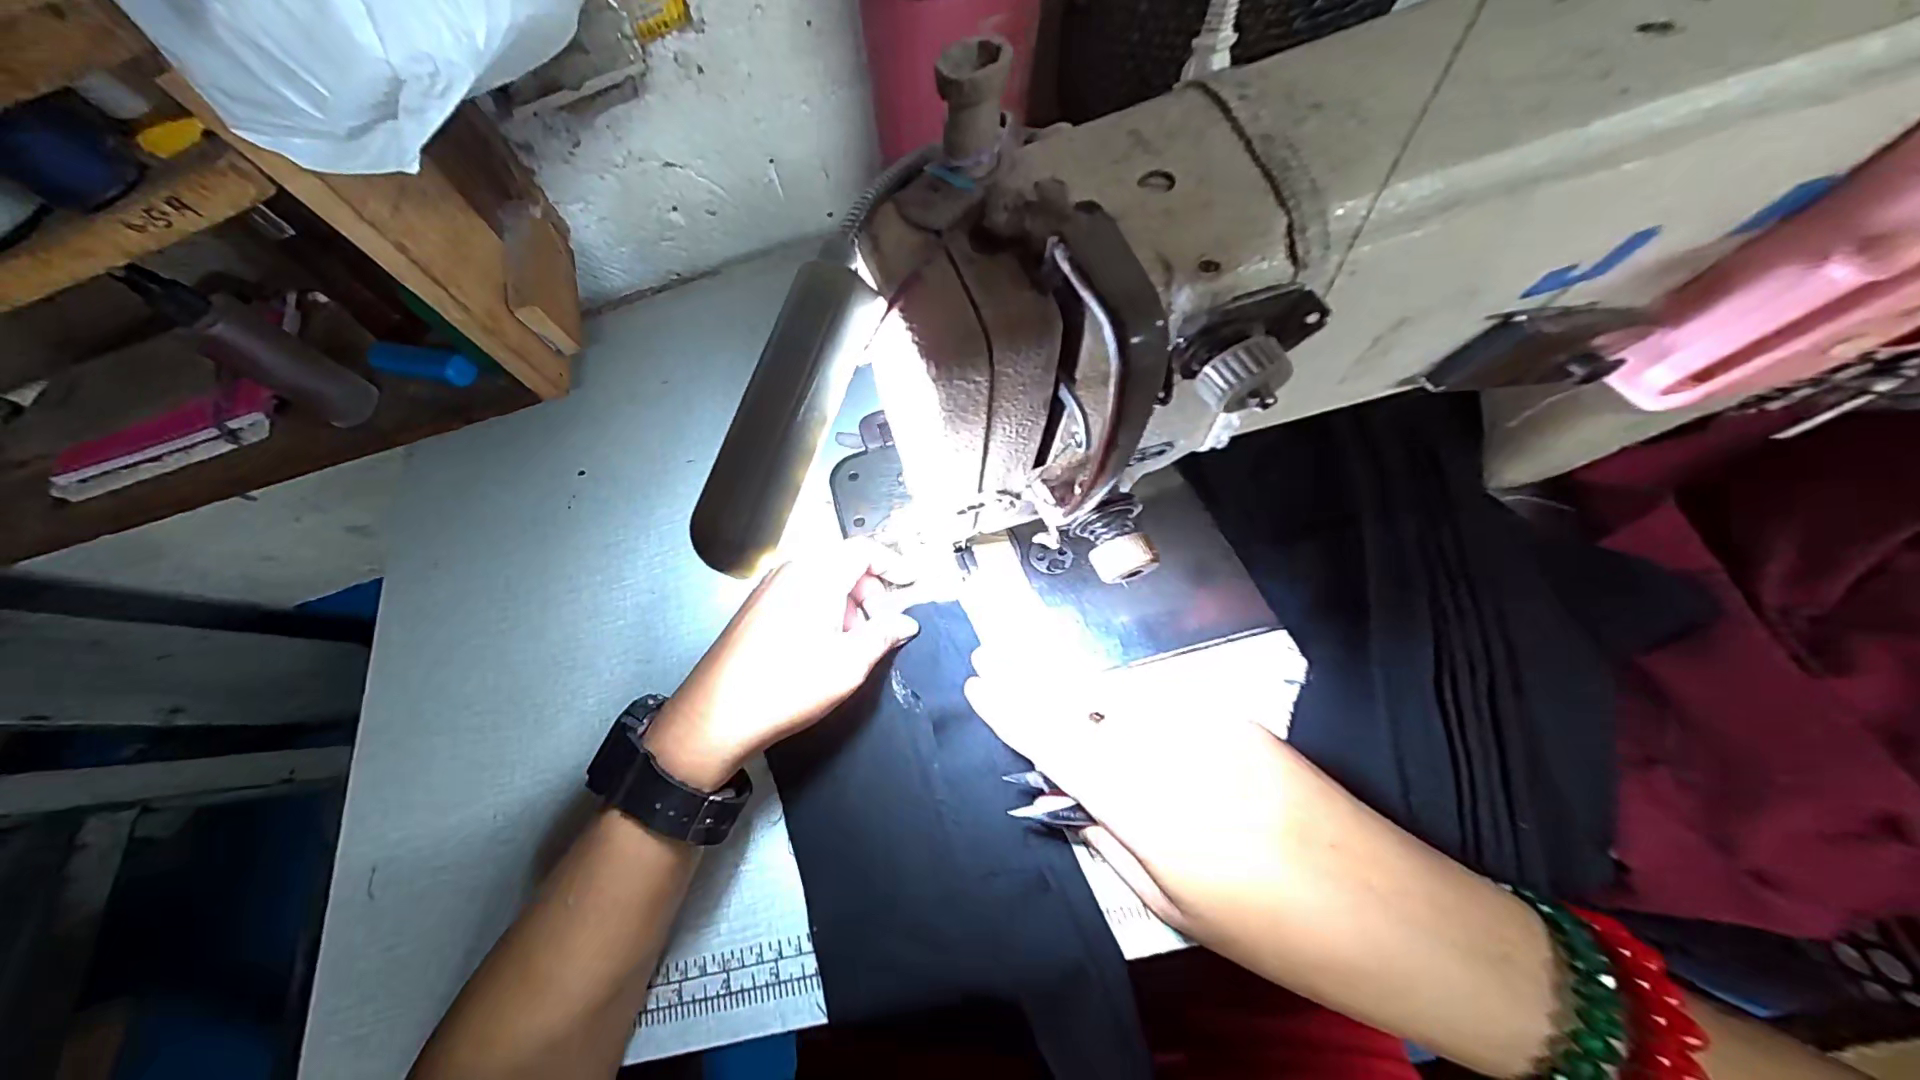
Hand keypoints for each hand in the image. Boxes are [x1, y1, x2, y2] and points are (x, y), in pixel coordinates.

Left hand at [645, 538, 919, 788]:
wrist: (717, 715)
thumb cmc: (780, 687)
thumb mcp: (850, 663)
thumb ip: (884, 635)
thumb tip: (903, 624)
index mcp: (817, 575)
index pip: (864, 549)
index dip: (893, 564)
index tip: (909, 582)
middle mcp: (791, 572)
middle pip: (845, 564)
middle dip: (871, 593)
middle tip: (881, 628)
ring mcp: (770, 588)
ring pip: (824, 581)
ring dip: (847, 606)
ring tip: (850, 646)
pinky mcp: (759, 607)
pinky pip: (802, 595)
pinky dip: (824, 612)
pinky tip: (824, 648)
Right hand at [962, 645, 1312, 937]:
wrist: (1391, 908)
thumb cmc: (1272, 929)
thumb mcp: (1171, 902)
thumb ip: (1110, 838)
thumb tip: (1071, 799)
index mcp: (1144, 803)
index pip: (1055, 741)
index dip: (1010, 709)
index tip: (978, 682)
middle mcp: (1169, 747)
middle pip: (1081, 700)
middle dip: (1031, 677)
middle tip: (992, 653)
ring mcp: (1207, 723)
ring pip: (1122, 699)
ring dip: (1085, 699)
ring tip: (1052, 696)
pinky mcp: (1238, 717)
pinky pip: (1164, 706)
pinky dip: (1134, 710)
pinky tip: (1131, 729)